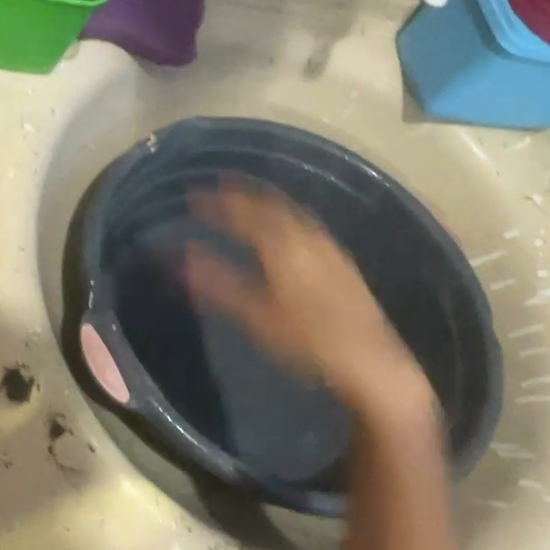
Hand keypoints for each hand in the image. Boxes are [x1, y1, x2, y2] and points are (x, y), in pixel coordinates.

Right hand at [184, 179, 433, 420]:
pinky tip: (283, 227)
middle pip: (271, 204)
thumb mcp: (254, 314)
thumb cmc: (307, 341)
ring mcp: (328, 248)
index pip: (243, 211)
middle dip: (242, 192)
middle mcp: (307, 237)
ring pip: (291, 211)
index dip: (216, 202)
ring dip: (265, 201)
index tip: (191, 195)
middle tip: (217, 186)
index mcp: (282, 244)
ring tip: (245, 199)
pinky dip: (285, 215)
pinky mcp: (341, 263)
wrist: (372, 364)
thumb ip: (215, 282)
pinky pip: (306, 223)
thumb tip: (177, 257)